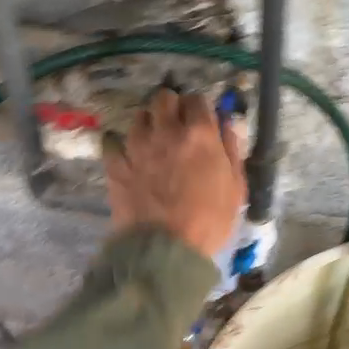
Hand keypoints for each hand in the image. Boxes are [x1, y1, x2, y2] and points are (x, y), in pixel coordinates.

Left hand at [106, 89, 245, 260]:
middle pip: (163, 98)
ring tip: (151, 141)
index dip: (198, 108)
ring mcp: (137, 148)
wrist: (166, 249)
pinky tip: (125, 155)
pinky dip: (118, 146)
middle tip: (174, 124)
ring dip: (147, 123)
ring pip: (138, 117)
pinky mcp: (116, 166)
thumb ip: (232, 151)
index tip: (200, 120)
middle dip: (170, 106)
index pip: (197, 100)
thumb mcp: (236, 189)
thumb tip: (227, 124)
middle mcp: (166, 132)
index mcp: (200, 135)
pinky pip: (112, 143)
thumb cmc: (209, 223)